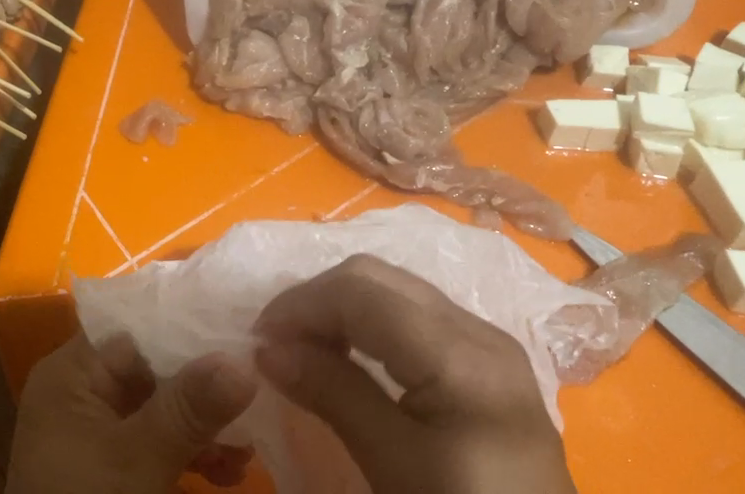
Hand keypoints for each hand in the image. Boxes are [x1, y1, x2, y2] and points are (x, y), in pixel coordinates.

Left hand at [6, 332, 257, 492]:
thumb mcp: (139, 457)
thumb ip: (189, 408)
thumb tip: (242, 360)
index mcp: (70, 372)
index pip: (134, 329)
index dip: (186, 329)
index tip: (238, 334)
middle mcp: (79, 392)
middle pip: (150, 369)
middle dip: (203, 387)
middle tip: (256, 396)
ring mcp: (93, 432)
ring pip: (159, 410)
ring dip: (203, 427)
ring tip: (247, 449)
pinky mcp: (107, 467)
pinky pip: (154, 444)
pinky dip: (188, 453)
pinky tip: (228, 471)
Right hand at [254, 254, 576, 493]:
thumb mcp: (395, 467)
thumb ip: (334, 394)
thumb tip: (266, 348)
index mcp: (462, 352)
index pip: (360, 291)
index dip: (299, 304)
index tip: (255, 341)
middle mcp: (479, 331)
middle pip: (377, 276)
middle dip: (316, 298)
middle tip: (275, 342)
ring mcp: (489, 345)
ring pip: (393, 289)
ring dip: (339, 308)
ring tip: (303, 348)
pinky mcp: (487, 367)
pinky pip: (413, 316)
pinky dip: (368, 323)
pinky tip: (349, 357)